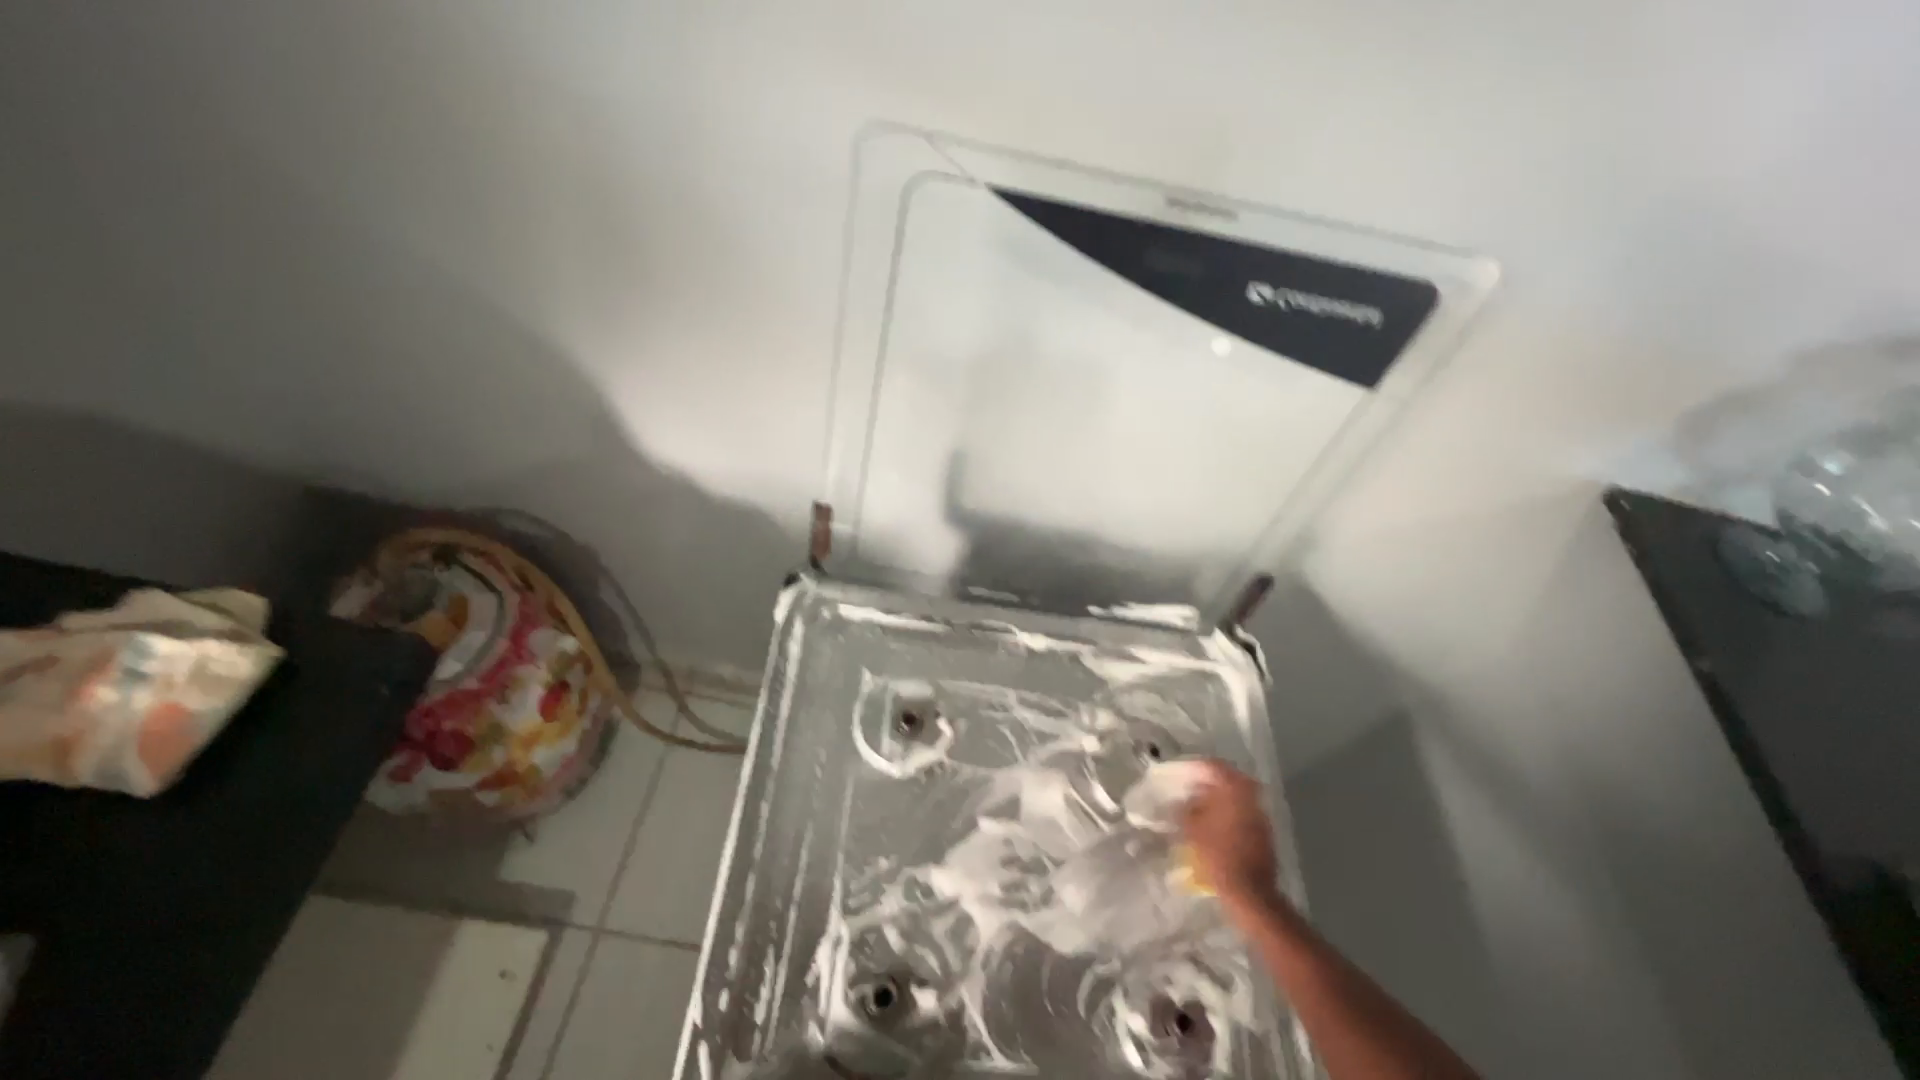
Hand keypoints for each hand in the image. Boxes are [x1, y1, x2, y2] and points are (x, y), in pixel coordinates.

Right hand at [1180, 760, 1282, 911]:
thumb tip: (1181, 800)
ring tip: (1202, 805)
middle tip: (1196, 785)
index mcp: (1235, 796)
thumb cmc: (1219, 859)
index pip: (1219, 768)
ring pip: (1241, 797)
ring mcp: (1261, 818)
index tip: (1187, 769)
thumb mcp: (1194, 833)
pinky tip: (1215, 824)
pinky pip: (1245, 813)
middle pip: (1233, 780)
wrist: (1250, 893)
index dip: (1201, 766)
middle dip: (1214, 780)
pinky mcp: (1264, 834)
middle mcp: (1251, 801)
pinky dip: (1231, 812)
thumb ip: (1186, 811)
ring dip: (1223, 796)